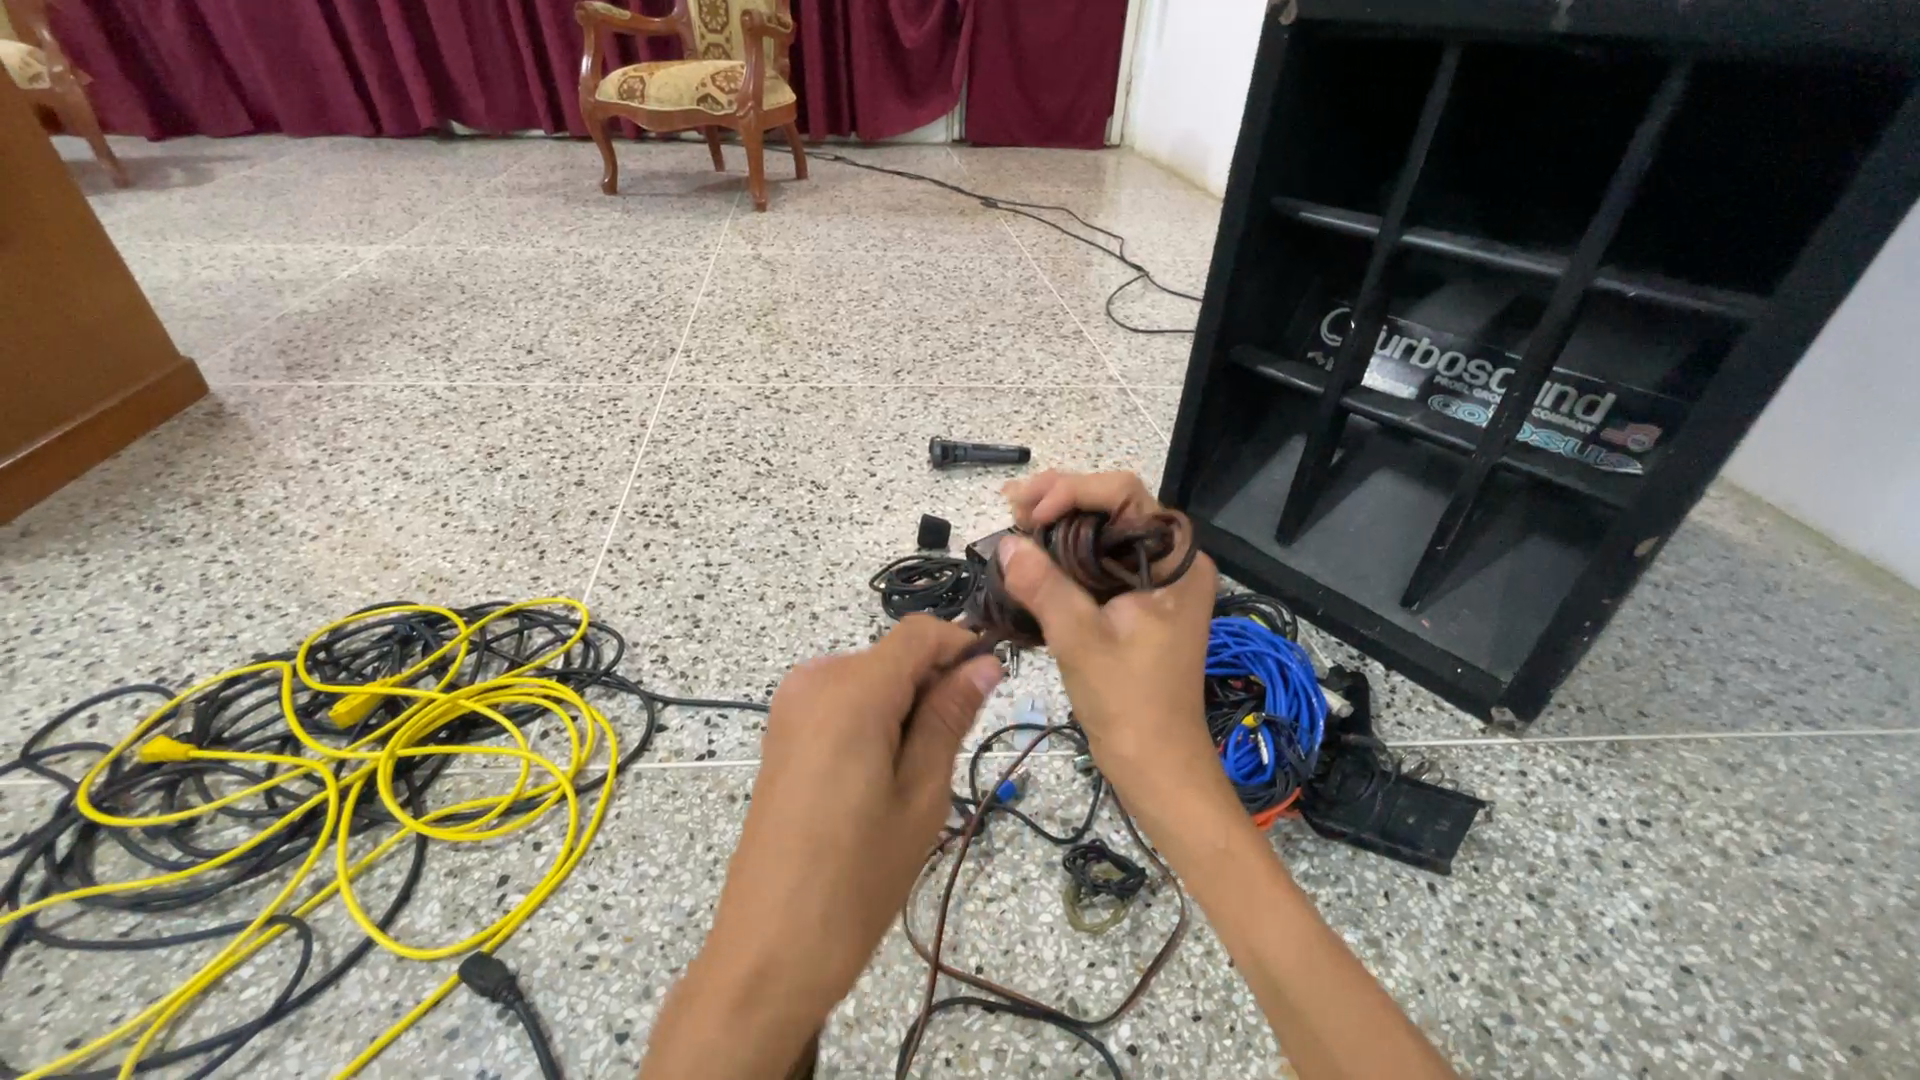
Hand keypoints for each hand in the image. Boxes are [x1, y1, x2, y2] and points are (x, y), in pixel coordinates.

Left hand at [642, 617, 1000, 1077]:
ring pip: (869, 679)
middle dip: (934, 683)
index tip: (994, 683)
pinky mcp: (782, 733)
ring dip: (905, 705)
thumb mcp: (921, 795)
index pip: (918, 632)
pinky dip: (874, 719)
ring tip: (920, 772)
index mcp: (851, 691)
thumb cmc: (859, 877)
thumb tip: (984, 664)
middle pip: (892, 655)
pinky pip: (842, 702)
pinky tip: (883, 773)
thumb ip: (949, 718)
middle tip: (958, 746)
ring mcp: (791, 707)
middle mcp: (814, 682)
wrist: (770, 946)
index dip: (961, 645)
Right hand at [998, 471, 1222, 796]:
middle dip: (1060, 499)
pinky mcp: (1138, 602)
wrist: (1156, 762)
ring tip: (1014, 521)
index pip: (1125, 495)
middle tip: (1011, 506)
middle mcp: (1172, 561)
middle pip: (1113, 506)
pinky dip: (1065, 553)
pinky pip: (1099, 561)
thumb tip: (1007, 543)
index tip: (1029, 512)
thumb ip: (1044, 585)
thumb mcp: (1079, 639)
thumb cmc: (1129, 703)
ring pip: (1103, 532)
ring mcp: (1155, 581)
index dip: (1073, 490)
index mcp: (1175, 561)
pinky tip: (1032, 554)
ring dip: (1059, 523)